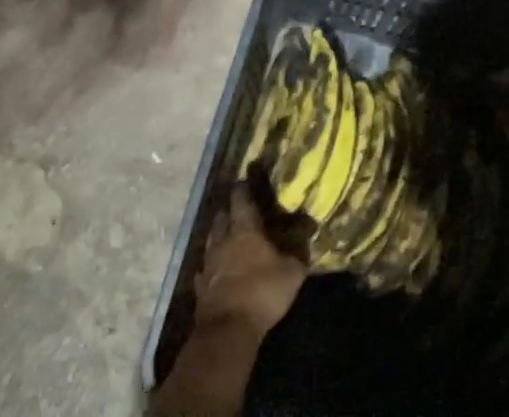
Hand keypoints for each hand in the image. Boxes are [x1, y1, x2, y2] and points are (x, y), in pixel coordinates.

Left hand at [193, 187, 307, 337]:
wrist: (228, 329)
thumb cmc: (263, 291)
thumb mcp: (292, 271)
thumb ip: (298, 251)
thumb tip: (307, 232)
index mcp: (245, 231)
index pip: (241, 201)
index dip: (243, 189)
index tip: (245, 180)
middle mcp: (223, 241)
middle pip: (222, 218)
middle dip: (229, 211)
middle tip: (238, 209)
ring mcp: (208, 264)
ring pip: (211, 241)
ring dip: (218, 236)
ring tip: (227, 236)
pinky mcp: (200, 286)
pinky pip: (204, 268)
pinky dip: (211, 265)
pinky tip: (216, 268)